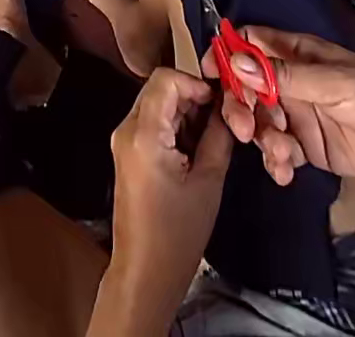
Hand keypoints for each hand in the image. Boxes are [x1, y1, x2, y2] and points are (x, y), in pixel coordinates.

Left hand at [109, 67, 233, 271]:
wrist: (144, 275)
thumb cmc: (178, 233)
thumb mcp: (209, 179)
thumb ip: (219, 132)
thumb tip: (230, 103)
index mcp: (143, 134)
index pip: (166, 78)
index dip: (196, 83)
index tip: (218, 103)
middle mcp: (127, 129)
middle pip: (161, 86)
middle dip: (193, 95)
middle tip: (219, 118)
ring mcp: (124, 140)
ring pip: (160, 101)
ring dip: (187, 109)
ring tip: (211, 136)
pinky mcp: (129, 151)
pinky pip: (154, 119)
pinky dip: (177, 123)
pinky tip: (195, 148)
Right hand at [209, 27, 354, 188]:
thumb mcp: (333, 85)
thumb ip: (284, 77)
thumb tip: (236, 61)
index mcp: (301, 54)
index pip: (253, 44)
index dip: (229, 55)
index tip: (210, 77)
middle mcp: (296, 81)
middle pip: (249, 86)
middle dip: (241, 107)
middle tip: (245, 129)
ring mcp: (302, 114)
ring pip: (262, 121)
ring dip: (262, 139)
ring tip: (281, 155)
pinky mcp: (310, 147)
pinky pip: (279, 151)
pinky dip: (277, 161)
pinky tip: (287, 172)